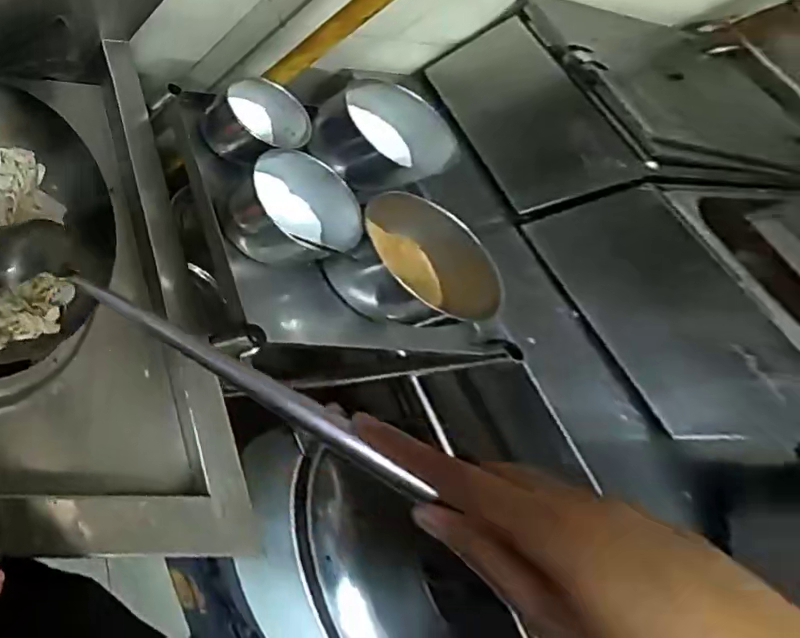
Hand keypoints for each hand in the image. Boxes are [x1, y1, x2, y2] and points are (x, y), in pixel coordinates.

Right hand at [356, 413, 799, 637]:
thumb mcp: (557, 625)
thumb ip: (493, 563)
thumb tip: (433, 515)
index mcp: (545, 524)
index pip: (452, 472)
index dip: (401, 447)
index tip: (361, 421)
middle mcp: (584, 505)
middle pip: (501, 476)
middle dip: (467, 484)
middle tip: (444, 509)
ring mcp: (635, 517)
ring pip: (551, 492)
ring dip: (519, 505)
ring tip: (519, 548)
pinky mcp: (679, 538)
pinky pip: (600, 513)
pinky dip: (570, 522)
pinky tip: (589, 566)